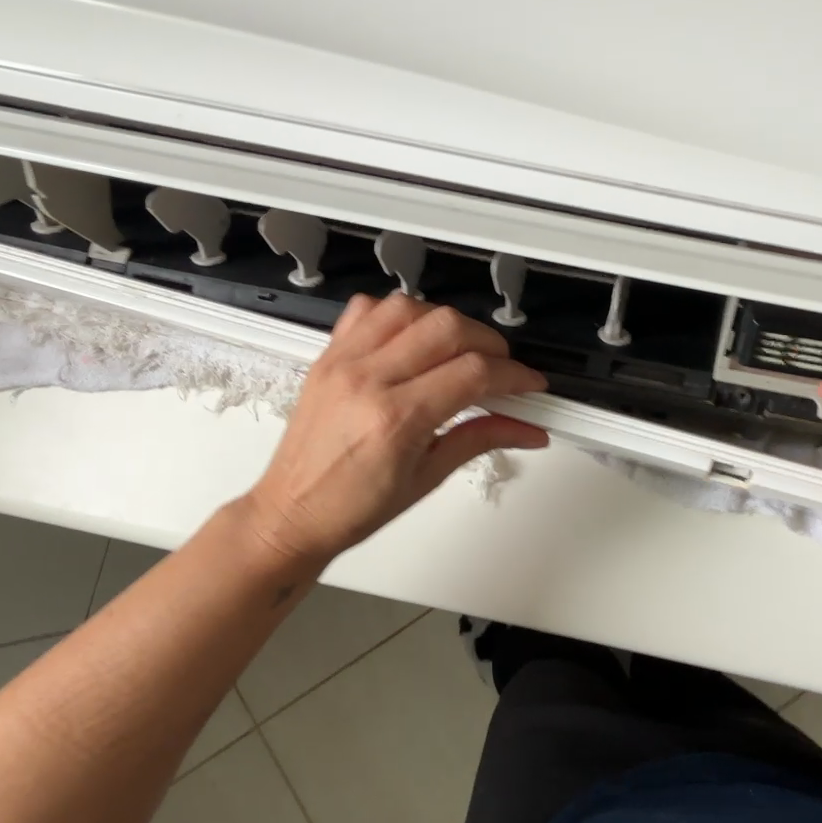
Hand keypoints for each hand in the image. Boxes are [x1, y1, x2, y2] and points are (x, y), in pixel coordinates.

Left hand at [238, 294, 548, 570]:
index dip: (515, 375)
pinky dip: (400, 314)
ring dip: (447, 323)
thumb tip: (528, 429)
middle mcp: (368, 380)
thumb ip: (481, 440)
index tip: (530, 385)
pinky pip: (368, 310)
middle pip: (448, 328)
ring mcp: (344, 362)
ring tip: (460, 352)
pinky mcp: (328, 356)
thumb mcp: (428, 478)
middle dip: (490, 344)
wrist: (291, 514)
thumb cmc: (352, 508)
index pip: (474, 373)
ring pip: (411, 308)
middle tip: (502, 370)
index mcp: (395, 420)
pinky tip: (414, 339)